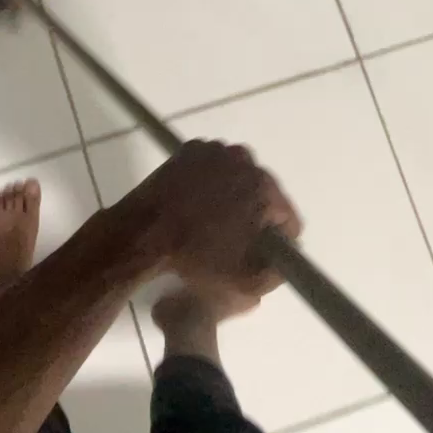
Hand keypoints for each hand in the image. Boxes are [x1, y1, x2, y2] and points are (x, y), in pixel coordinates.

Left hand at [114, 140, 301, 297]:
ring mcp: (215, 150)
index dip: (276, 241)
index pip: (287, 219)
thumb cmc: (197, 259)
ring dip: (234, 195)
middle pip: (264, 194)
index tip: (259, 253)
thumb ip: (278, 271)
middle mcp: (245, 160)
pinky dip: (211, 180)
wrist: (146, 232)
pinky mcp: (191, 148)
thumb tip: (284, 255)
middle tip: (234, 238)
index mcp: (264, 189)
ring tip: (213, 220)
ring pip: (239, 177)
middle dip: (254, 214)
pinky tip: (197, 201)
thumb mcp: (248, 284)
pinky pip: (214, 166)